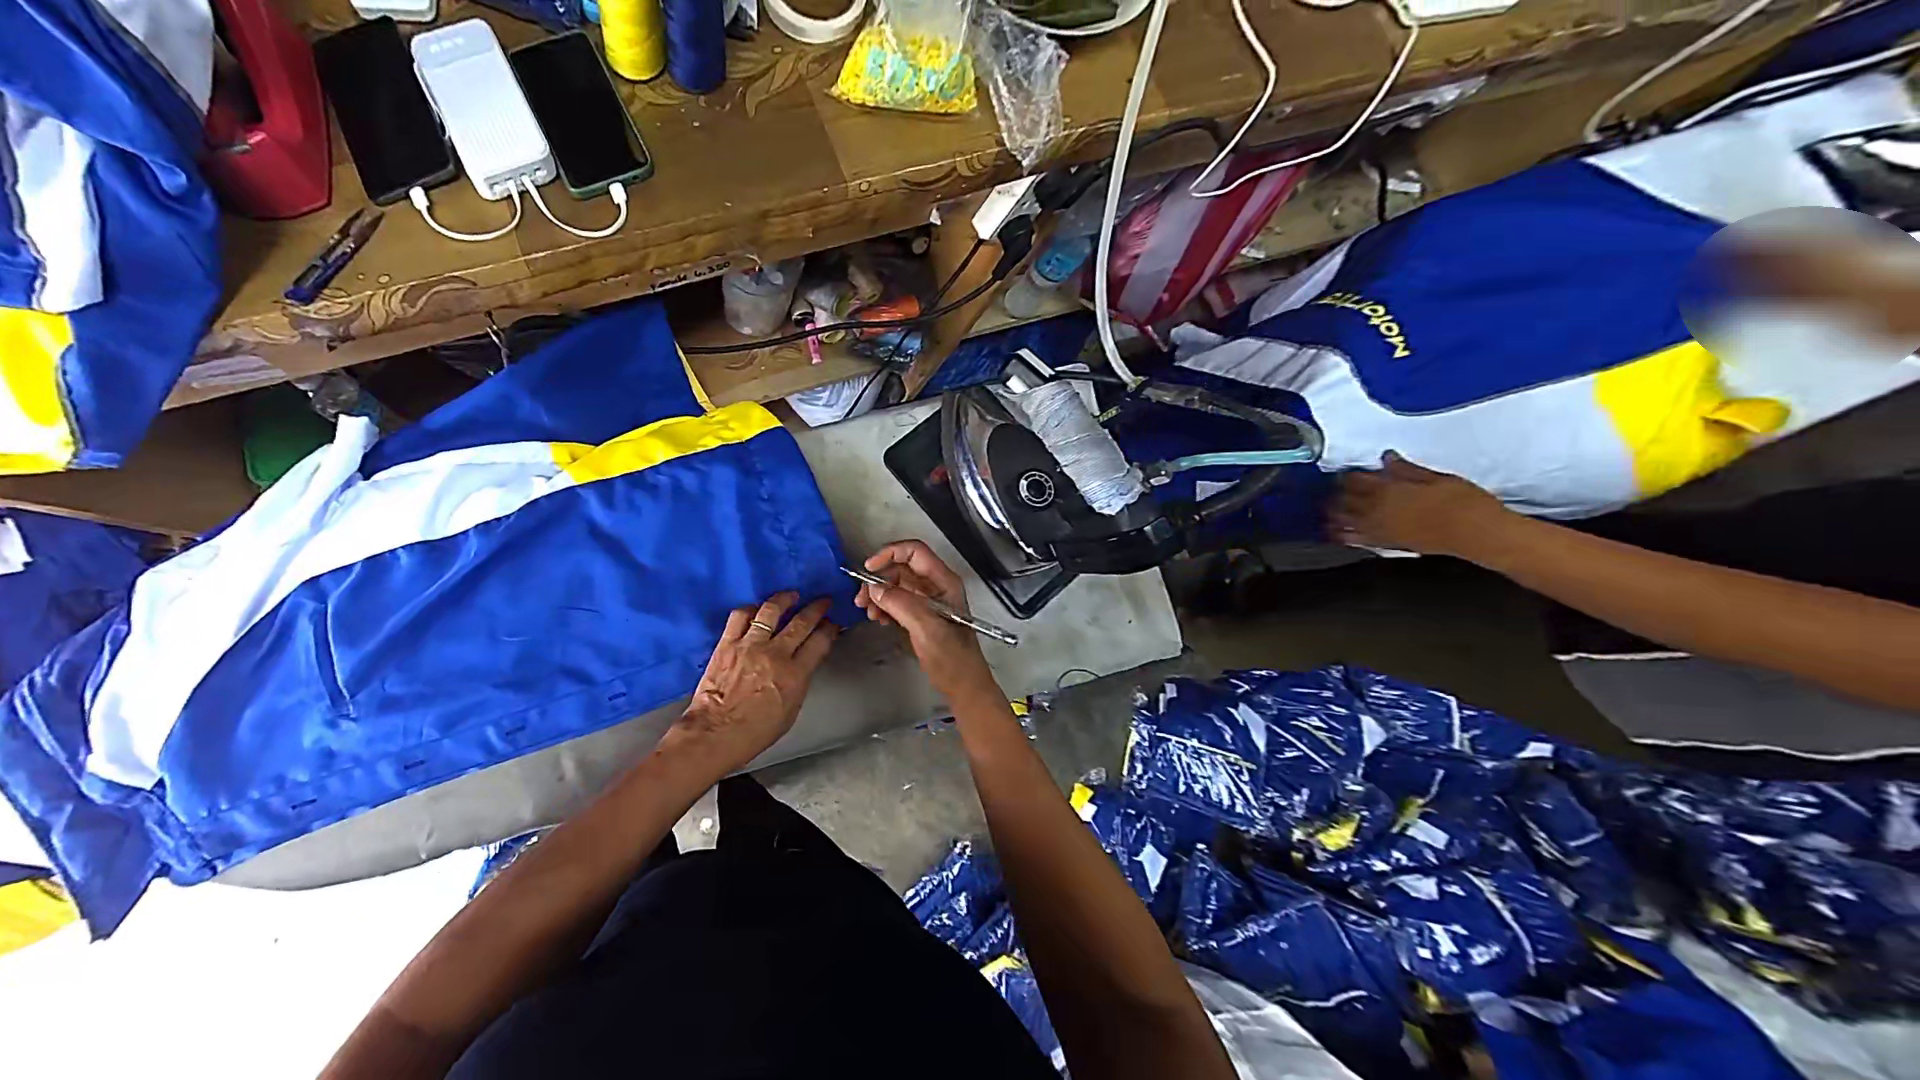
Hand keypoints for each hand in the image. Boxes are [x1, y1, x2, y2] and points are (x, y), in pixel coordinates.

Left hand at [664, 592, 837, 775]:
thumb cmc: (755, 731)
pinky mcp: (727, 644)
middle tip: (823, 601)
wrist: (715, 734)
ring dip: (785, 599)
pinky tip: (757, 609)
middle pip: (802, 622)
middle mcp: (776, 654)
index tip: (832, 623)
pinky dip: (751, 609)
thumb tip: (802, 666)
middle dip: (816, 608)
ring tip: (792, 595)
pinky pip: (740, 616)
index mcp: (795, 674)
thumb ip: (799, 682)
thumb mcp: (791, 709)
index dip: (830, 628)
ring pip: (772, 611)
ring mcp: (750, 645)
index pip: (820, 641)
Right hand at [854, 540, 995, 700]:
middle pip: (901, 567)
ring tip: (869, 610)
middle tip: (863, 596)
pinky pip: (897, 600)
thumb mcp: (927, 629)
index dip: (891, 553)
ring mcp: (928, 601)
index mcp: (944, 583)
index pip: (915, 552)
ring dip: (879, 594)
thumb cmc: (954, 659)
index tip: (870, 567)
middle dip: (879, 579)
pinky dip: (885, 606)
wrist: (963, 684)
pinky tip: (880, 618)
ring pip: (896, 584)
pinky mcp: (920, 614)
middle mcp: (936, 587)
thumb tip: (876, 589)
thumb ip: (902, 604)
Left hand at [1327, 451, 1515, 558]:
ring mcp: (1380, 528)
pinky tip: (1332, 533)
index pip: (1356, 479)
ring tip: (1325, 507)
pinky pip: (1355, 540)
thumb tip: (1387, 457)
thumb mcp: (1437, 477)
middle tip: (1332, 487)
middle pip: (1345, 499)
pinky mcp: (1386, 544)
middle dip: (1336, 492)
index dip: (1348, 474)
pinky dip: (1341, 535)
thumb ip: (1407, 469)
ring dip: (1332, 512)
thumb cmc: (1465, 503)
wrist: (1479, 534)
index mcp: (1389, 489)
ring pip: (1344, 519)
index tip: (1345, 471)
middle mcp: (1378, 509)